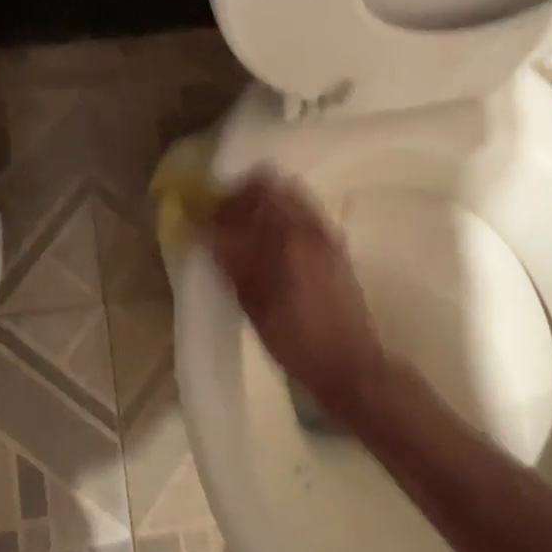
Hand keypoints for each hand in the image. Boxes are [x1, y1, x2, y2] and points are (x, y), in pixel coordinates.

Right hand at [202, 172, 386, 414]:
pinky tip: (267, 247)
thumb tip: (206, 231)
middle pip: (270, 186)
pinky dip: (279, 218)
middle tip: (220, 220)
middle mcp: (311, 227)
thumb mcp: (255, 306)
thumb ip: (232, 262)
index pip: (248, 195)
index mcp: (290, 237)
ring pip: (288, 197)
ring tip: (241, 233)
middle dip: (240, 197)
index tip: (200, 213)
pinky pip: (301, 215)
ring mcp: (327, 235)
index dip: (220, 201)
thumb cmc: (298, 342)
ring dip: (260, 205)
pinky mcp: (335, 248)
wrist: (350, 365)